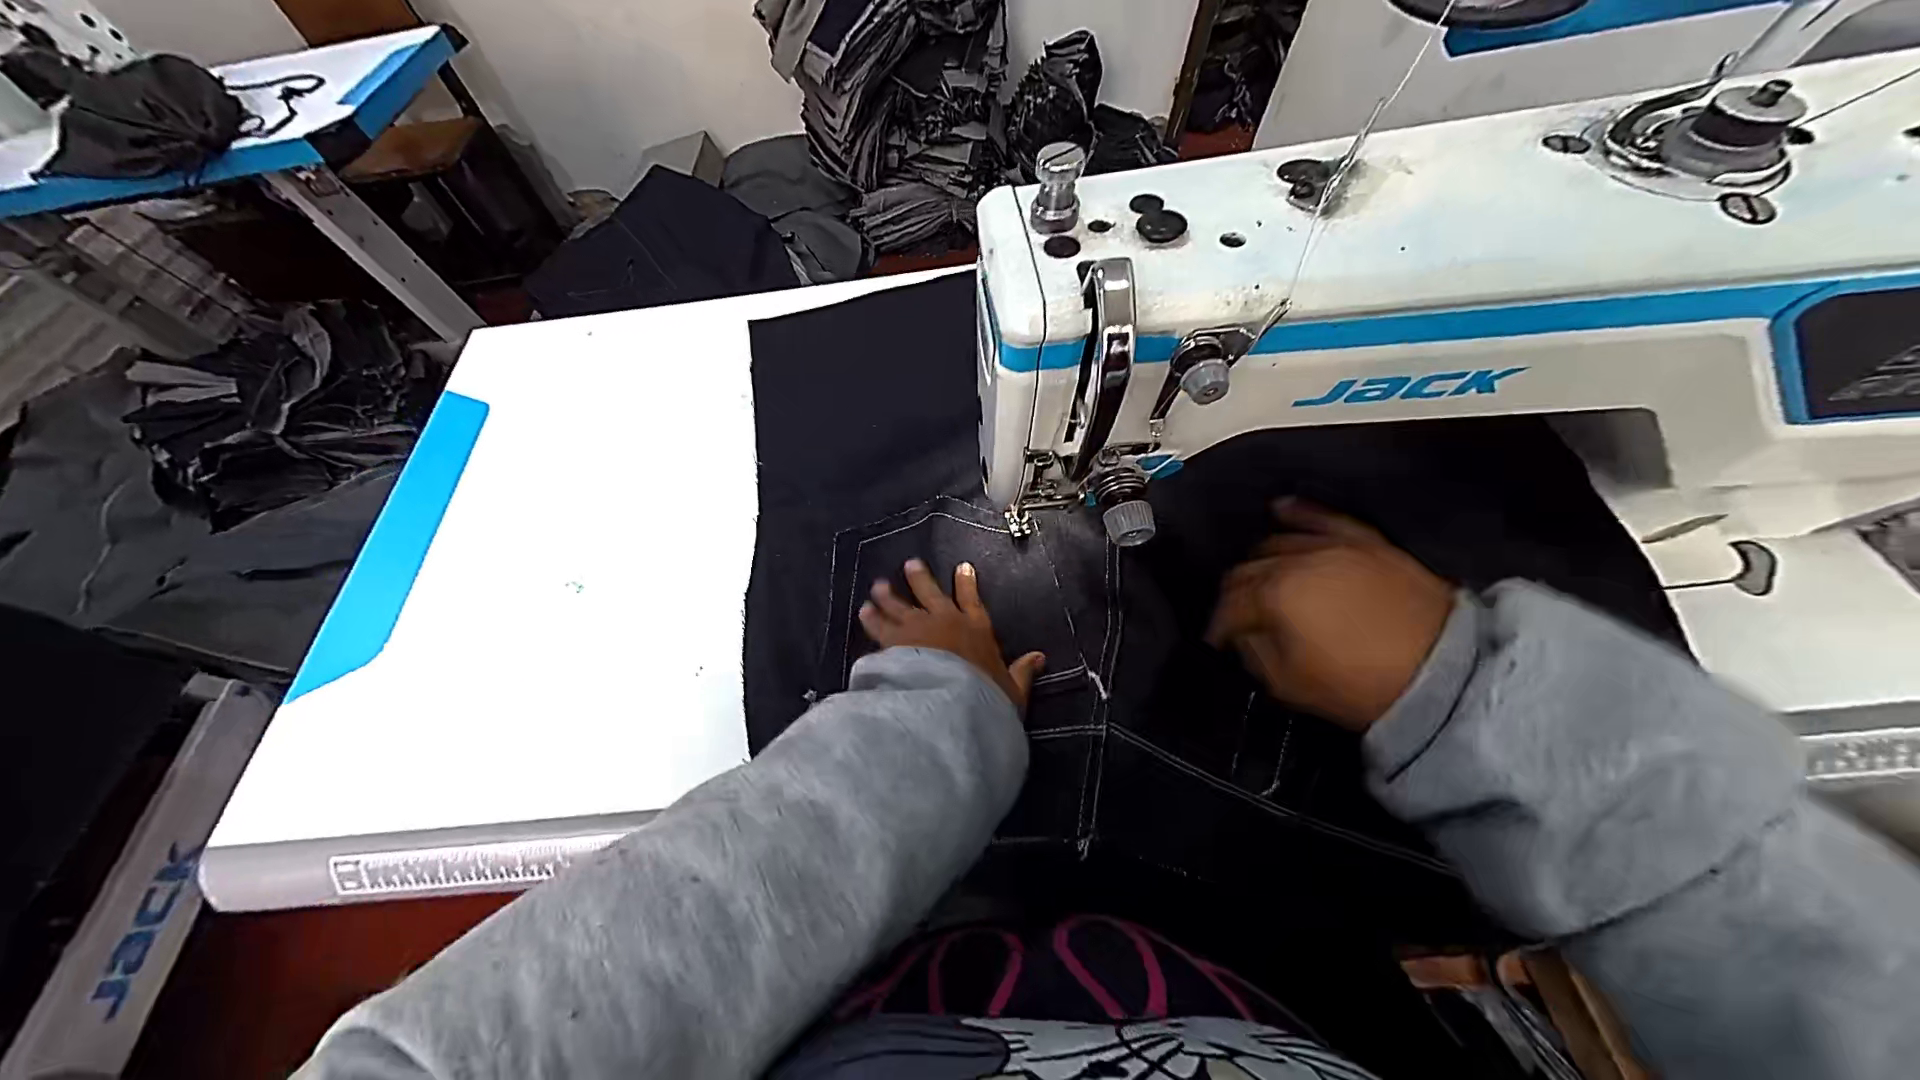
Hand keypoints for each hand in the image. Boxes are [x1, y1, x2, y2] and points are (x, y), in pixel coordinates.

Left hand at [860, 559, 1047, 711]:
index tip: (962, 568)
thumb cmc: (984, 697)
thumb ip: (1022, 672)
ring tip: (879, 585)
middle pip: (931, 594)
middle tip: (911, 564)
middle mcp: (945, 622)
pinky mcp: (893, 641)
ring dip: (890, 595)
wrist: (950, 704)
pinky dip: (872, 618)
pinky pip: (880, 626)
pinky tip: (864, 612)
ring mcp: (917, 629)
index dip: (967, 584)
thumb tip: (1040, 658)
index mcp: (976, 630)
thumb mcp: (1012, 689)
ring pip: (901, 605)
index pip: (972, 601)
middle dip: (921, 578)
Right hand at [1206, 499, 1454, 732]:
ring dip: (1258, 560)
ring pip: (1277, 543)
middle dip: (1232, 594)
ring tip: (1255, 578)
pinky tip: (1280, 509)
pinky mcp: (1366, 542)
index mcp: (1274, 595)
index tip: (1215, 642)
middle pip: (1246, 571)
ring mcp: (1333, 547)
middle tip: (1232, 616)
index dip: (1217, 626)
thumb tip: (1241, 635)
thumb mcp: (1290, 684)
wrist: (1447, 675)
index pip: (1228, 605)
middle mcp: (1296, 560)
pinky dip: (1299, 512)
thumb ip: (1253, 653)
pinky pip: (1325, 518)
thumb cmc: (1361, 685)